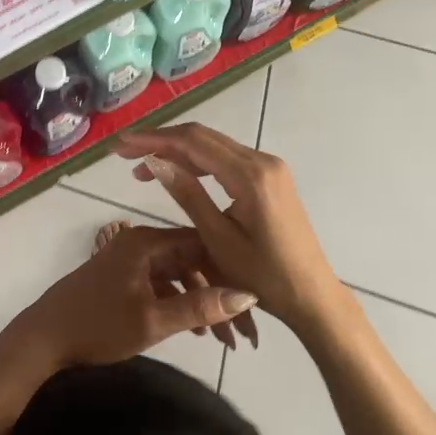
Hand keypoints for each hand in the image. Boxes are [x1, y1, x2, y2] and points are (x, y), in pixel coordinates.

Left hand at [8, 223, 258, 368]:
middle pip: (192, 260)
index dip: (230, 270)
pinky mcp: (125, 278)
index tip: (256, 303)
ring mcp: (131, 260)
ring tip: (227, 340)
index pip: (201, 243)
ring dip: (202, 302)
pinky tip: (198, 331)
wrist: (47, 336)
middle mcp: (140, 243)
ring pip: (179, 275)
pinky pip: (163, 284)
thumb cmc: (99, 324)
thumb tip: (246, 296)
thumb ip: (199, 307)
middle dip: (220, 293)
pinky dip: (182, 304)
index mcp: (145, 242)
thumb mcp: (153, 320)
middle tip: (247, 333)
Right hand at [114, 123, 338, 331]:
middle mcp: (262, 160)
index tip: (122, 145)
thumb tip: (155, 161)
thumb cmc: (264, 278)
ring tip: (142, 166)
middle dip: (161, 141)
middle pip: (202, 137)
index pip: (193, 143)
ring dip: (177, 151)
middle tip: (125, 153)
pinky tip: (176, 171)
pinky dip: (198, 161)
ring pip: (212, 145)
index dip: (154, 139)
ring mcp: (269, 166)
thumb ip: (188, 194)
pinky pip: (226, 157)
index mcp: (251, 176)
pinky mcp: (270, 175)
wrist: (313, 297)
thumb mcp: (218, 240)